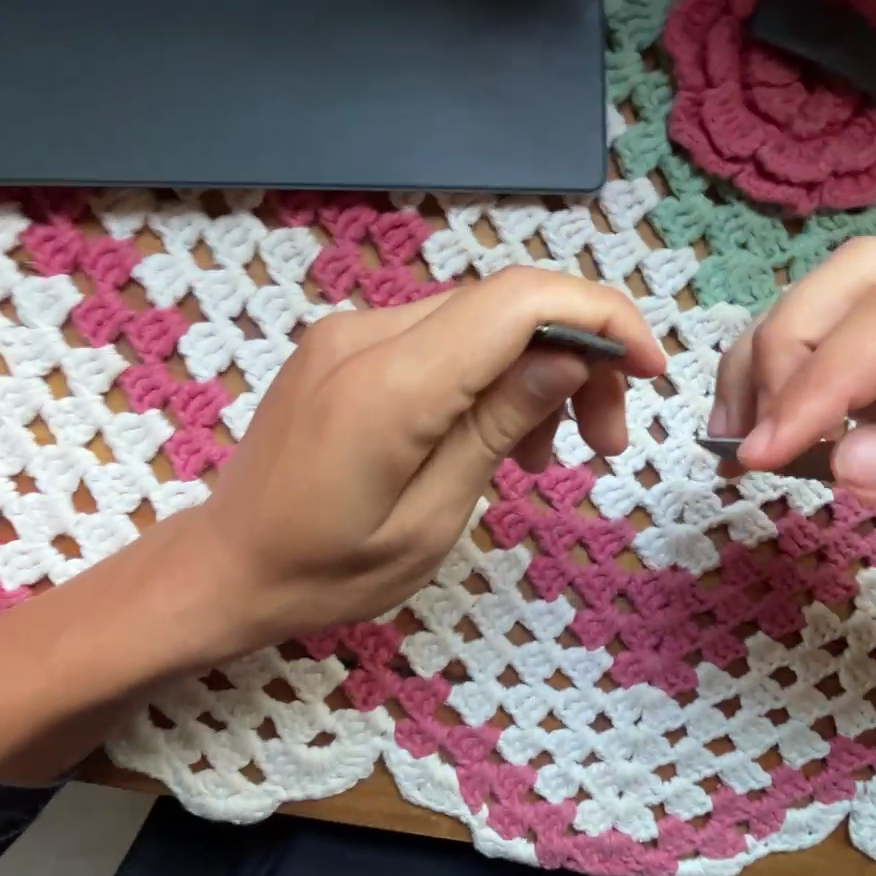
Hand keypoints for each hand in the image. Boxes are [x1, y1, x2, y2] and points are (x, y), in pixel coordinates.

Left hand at [182, 267, 666, 656]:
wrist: (225, 568)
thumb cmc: (326, 573)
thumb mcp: (431, 519)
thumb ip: (497, 426)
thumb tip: (571, 356)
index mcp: (389, 386)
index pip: (518, 303)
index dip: (600, 317)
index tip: (649, 369)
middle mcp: (367, 333)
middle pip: (507, 305)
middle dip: (579, 357)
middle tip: (606, 439)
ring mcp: (352, 333)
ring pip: (481, 322)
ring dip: (537, 372)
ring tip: (548, 458)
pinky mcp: (348, 347)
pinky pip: (443, 342)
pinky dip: (490, 377)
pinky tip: (499, 438)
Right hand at [711, 238, 875, 638]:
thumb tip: (853, 454)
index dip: (820, 378)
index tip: (765, 454)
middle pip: (862, 276)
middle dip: (786, 346)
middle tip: (759, 439)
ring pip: (823, 298)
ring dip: (760, 360)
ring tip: (737, 442)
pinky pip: (805, 340)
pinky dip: (756, 379)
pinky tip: (742, 438)